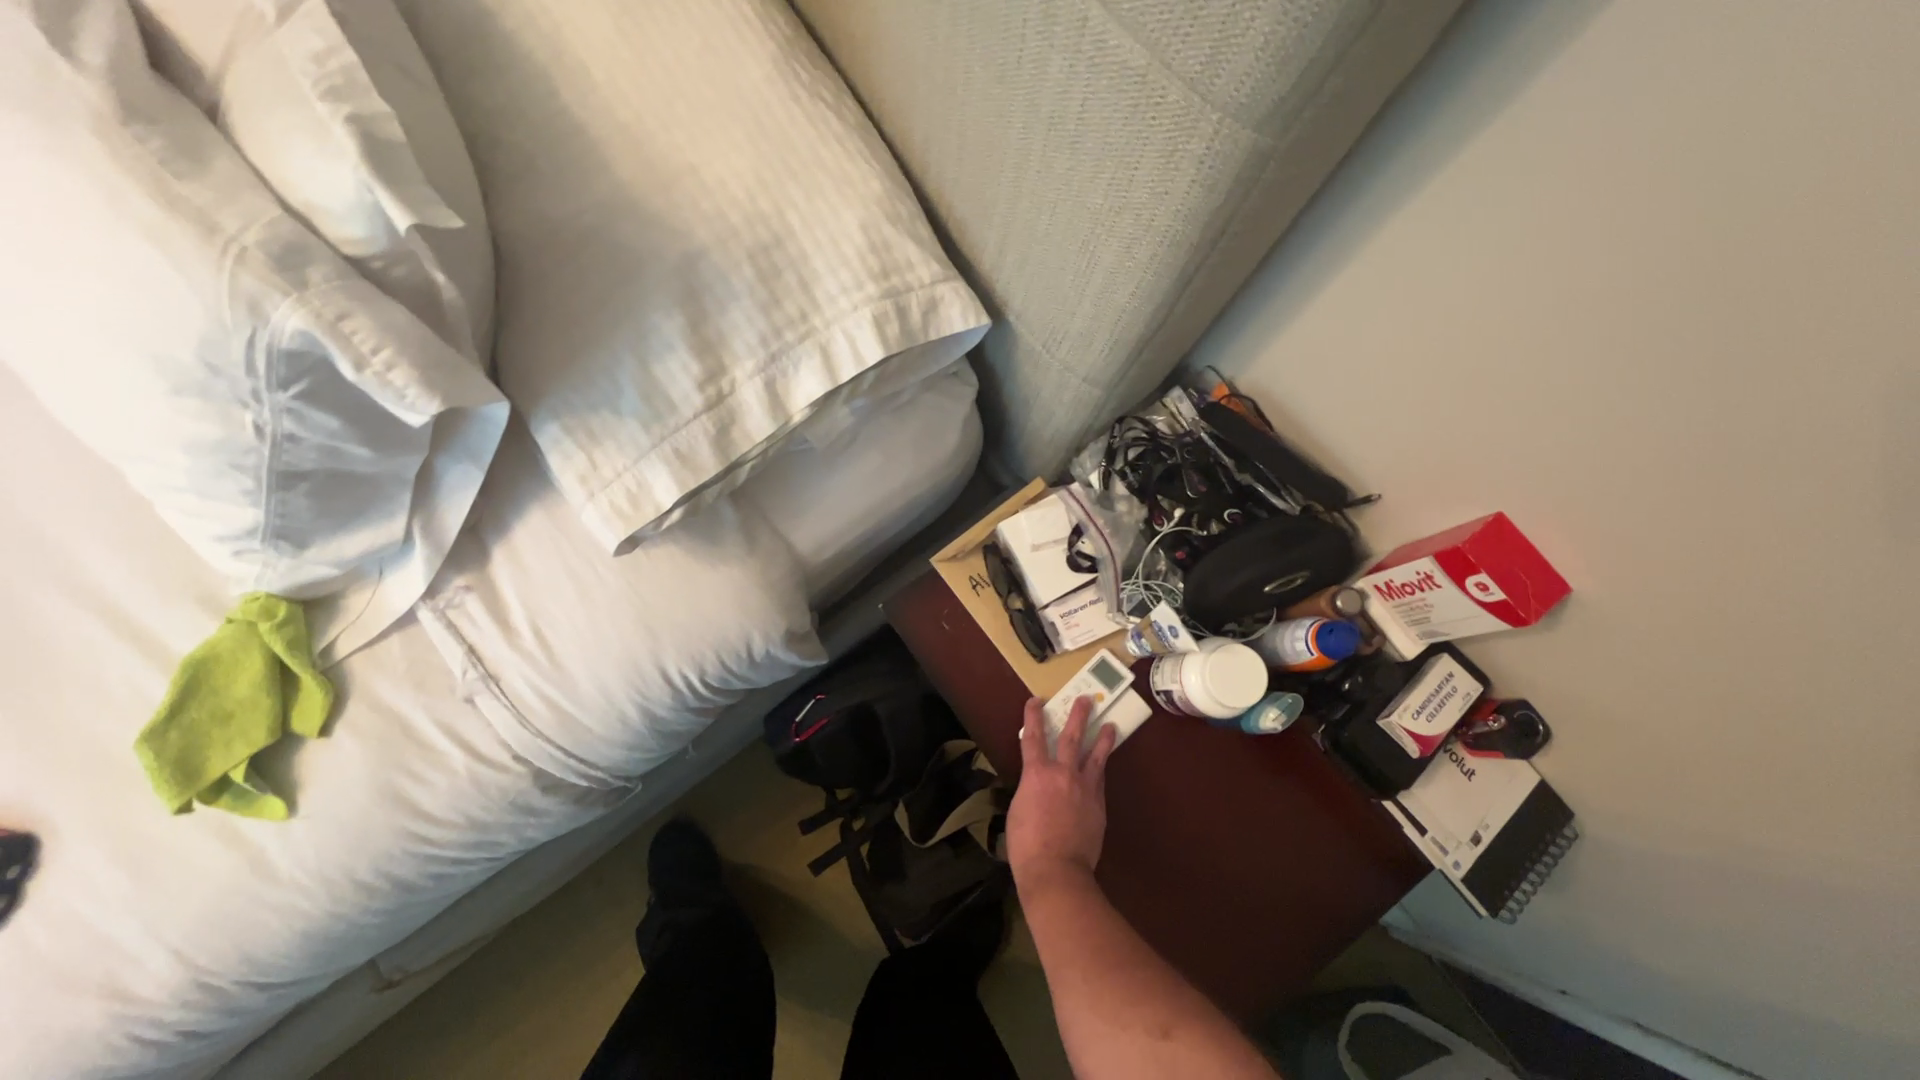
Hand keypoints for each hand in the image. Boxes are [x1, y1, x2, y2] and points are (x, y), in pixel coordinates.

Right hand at [1007, 696, 1117, 893]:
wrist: (1057, 870)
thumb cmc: (1026, 844)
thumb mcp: (1018, 810)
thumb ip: (1030, 791)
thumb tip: (1038, 787)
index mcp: (1036, 774)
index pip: (1033, 737)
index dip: (1034, 716)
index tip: (1036, 700)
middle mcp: (1063, 774)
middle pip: (1072, 737)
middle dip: (1078, 716)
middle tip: (1087, 699)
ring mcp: (1085, 788)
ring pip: (1096, 756)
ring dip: (1103, 739)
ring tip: (1111, 725)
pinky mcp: (1099, 804)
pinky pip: (1100, 780)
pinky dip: (1101, 770)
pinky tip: (1103, 767)